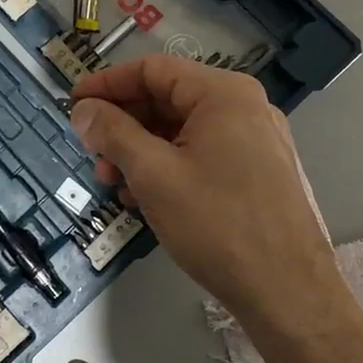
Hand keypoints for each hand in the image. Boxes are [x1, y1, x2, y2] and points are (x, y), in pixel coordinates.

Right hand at [70, 54, 335, 329]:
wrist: (289, 293)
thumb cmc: (217, 224)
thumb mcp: (153, 174)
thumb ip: (113, 133)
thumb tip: (83, 110)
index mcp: (223, 94)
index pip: (152, 69)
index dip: (107, 84)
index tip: (73, 105)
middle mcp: (245, 107)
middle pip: (167, 98)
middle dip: (123, 124)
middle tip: (92, 154)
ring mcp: (256, 140)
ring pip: (182, 130)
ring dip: (141, 150)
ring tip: (115, 184)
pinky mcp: (260, 172)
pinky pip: (202, 153)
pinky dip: (168, 166)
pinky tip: (146, 198)